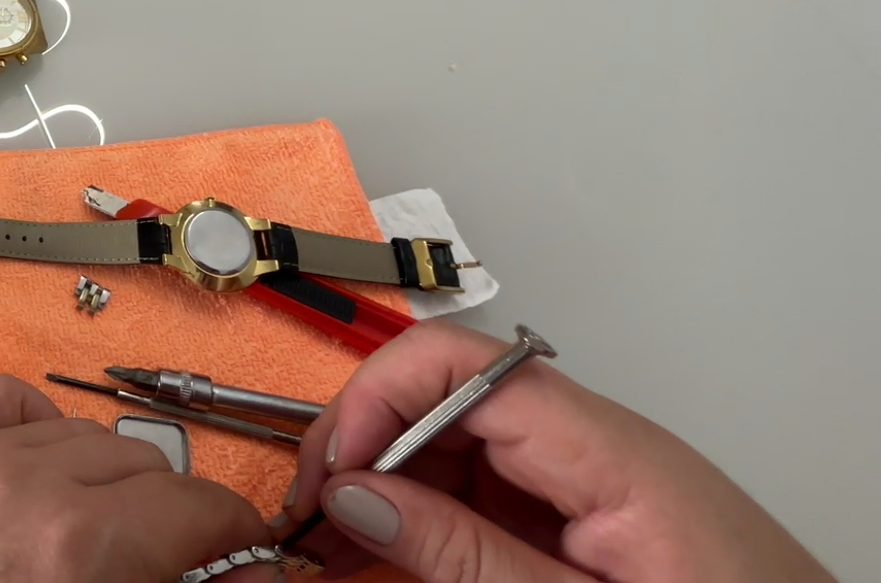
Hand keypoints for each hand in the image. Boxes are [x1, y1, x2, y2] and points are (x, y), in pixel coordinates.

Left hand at [0, 375, 270, 582]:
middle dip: (170, 509)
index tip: (242, 548)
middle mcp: (35, 486)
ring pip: (86, 431)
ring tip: (100, 522)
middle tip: (162, 554)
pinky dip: (37, 420)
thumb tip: (260, 572)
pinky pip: (6, 397)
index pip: (196, 503)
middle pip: (145, 462)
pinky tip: (42, 463)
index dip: (233, 527)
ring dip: (108, 472)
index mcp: (86, 546)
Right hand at [282, 321, 835, 582]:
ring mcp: (578, 476)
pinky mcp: (571, 510)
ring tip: (333, 538)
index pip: (455, 365)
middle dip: (362, 445)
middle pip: (436, 397)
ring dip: (378, 483)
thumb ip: (466, 559)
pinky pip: (470, 486)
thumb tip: (352, 496)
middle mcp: (586, 442)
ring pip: (442, 442)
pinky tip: (381, 545)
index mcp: (608, 450)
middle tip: (314, 509)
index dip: (375, 398)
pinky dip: (416, 512)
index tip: (334, 467)